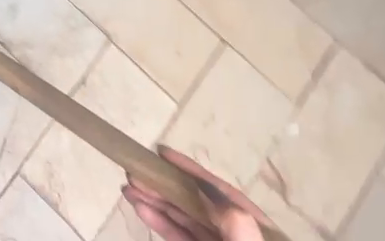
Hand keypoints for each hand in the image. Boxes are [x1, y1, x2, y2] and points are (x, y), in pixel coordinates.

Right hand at [123, 147, 271, 240]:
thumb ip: (238, 228)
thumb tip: (211, 192)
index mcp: (257, 228)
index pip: (223, 192)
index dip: (191, 170)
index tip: (161, 151)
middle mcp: (234, 231)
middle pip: (198, 203)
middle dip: (165, 186)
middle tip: (134, 172)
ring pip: (185, 219)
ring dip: (155, 203)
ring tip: (128, 189)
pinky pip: (180, 237)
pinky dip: (160, 223)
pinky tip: (140, 210)